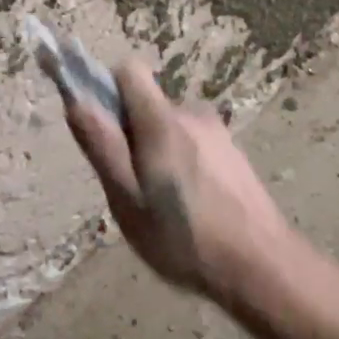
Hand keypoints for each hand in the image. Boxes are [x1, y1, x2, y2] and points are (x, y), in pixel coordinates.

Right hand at [64, 56, 294, 301]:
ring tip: (163, 207)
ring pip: (170, 129)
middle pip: (147, 105)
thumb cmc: (185, 237)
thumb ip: (102, 146)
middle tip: (131, 188)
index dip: (107, 90)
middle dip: (131, 136)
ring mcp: (218, 134)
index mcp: (162, 120)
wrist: (263, 268)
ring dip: (157, 154)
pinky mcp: (234, 155)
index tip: (100, 127)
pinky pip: (193, 146)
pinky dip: (182, 166)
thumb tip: (75, 100)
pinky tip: (191, 210)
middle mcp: (192, 114)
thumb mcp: (128, 199)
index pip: (128, 70)